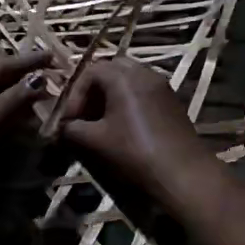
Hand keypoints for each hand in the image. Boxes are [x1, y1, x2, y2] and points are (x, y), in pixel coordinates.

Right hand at [56, 57, 218, 201]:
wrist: (182, 173)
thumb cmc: (134, 152)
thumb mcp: (95, 141)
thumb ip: (72, 130)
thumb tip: (62, 128)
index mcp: (123, 77)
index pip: (90, 72)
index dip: (74, 95)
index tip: (69, 121)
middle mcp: (144, 73)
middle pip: (111, 71)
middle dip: (93, 91)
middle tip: (84, 116)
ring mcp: (162, 87)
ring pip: (129, 81)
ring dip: (111, 97)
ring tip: (101, 123)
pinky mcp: (172, 102)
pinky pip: (144, 93)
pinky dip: (128, 103)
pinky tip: (123, 128)